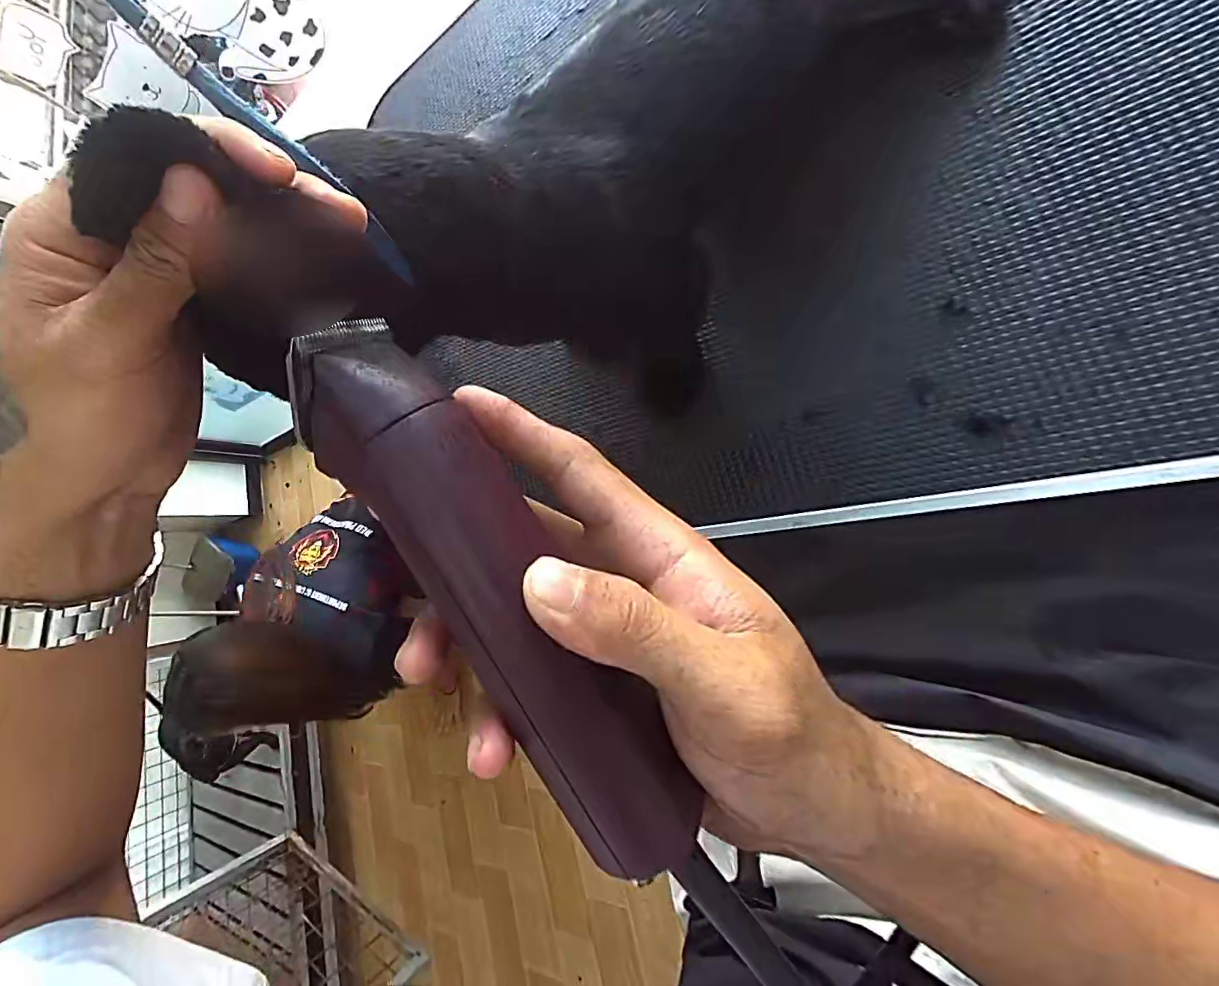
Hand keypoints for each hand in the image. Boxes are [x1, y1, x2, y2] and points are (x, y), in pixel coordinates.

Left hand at [0, 119, 365, 600]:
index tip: (271, 171)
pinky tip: (307, 254)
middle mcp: (103, 237)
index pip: (133, 159)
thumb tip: (193, 180)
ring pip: (213, 225)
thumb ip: (150, 264)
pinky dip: (265, 260)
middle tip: (324, 199)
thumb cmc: (70, 425)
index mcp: (59, 229)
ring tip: (336, 220)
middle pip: (183, 186)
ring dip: (271, 221)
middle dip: (255, 187)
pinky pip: (226, 266)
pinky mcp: (183, 304)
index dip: (205, 152)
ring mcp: (147, 270)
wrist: (94, 494)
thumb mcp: (104, 343)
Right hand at [397, 386, 895, 862]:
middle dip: (455, 566)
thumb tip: (536, 582)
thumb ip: (637, 628)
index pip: (579, 473)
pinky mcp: (582, 688)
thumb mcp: (725, 682)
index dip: (521, 433)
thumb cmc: (790, 734)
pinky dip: (494, 711)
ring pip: (503, 619)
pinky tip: (489, 752)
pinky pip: (519, 682)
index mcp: (653, 554)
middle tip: (406, 595)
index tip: (463, 404)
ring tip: (430, 684)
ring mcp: (593, 637)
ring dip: (461, 647)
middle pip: (514, 548)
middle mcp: (612, 582)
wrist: (812, 813)